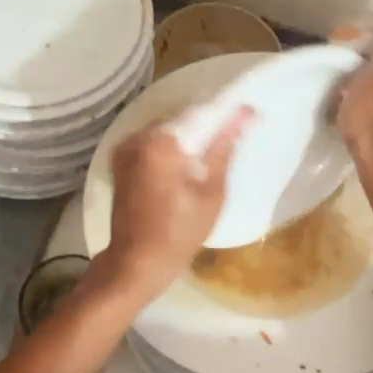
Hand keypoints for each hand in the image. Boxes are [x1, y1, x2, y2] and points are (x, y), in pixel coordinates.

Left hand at [100, 106, 255, 297]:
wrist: (136, 261)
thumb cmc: (179, 232)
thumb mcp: (211, 192)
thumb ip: (224, 149)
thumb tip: (245, 115)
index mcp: (161, 143)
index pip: (201, 113)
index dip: (228, 112)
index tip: (251, 111)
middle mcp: (138, 137)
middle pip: (182, 120)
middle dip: (208, 123)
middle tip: (236, 130)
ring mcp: (126, 148)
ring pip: (167, 130)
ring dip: (190, 135)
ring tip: (215, 146)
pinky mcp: (121, 160)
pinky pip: (153, 143)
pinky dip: (172, 147)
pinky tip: (189, 161)